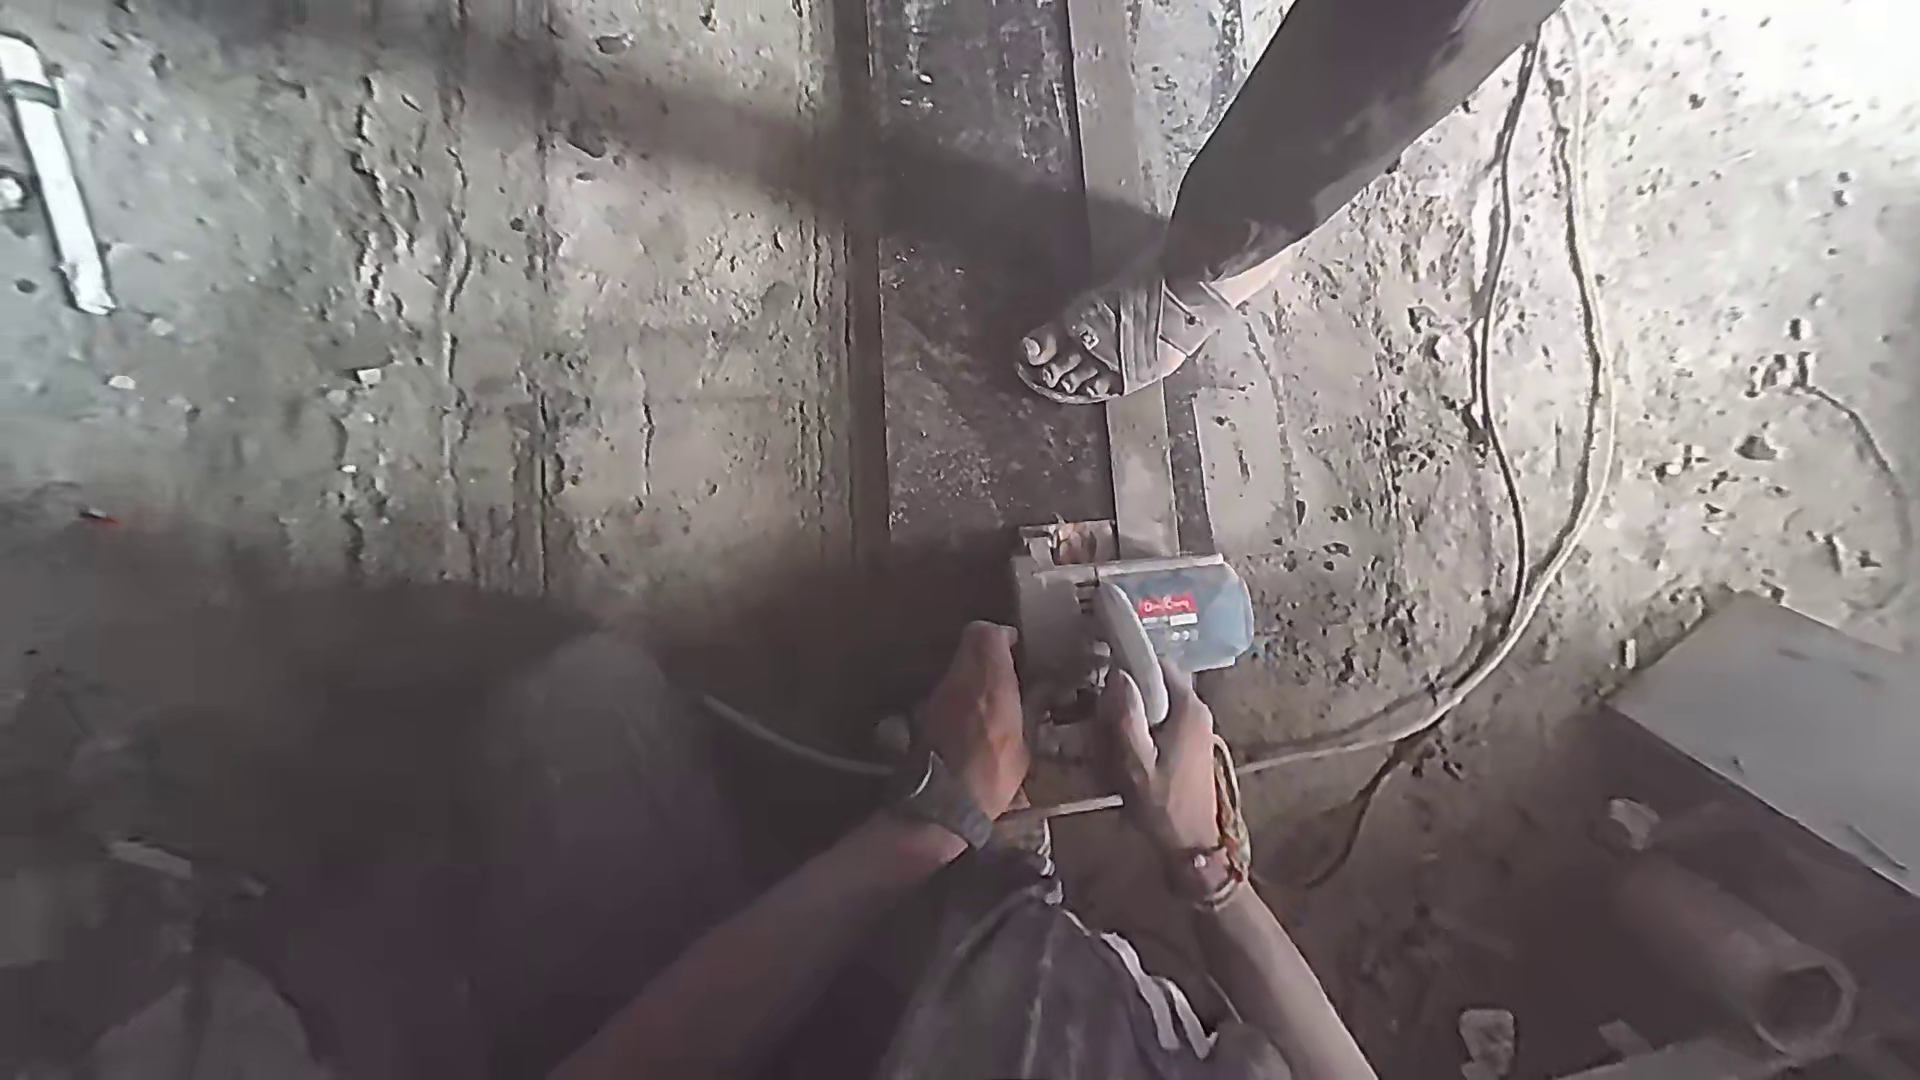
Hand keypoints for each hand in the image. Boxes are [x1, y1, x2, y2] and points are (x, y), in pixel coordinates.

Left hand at [921, 622, 1030, 818]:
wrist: (944, 800)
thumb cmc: (993, 772)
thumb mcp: (1026, 743)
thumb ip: (1033, 708)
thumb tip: (1044, 688)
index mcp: (990, 679)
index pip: (987, 632)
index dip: (1002, 635)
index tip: (1016, 647)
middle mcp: (961, 676)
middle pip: (970, 640)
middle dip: (989, 648)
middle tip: (1007, 666)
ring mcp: (940, 690)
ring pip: (958, 662)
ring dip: (975, 668)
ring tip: (993, 692)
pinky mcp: (926, 708)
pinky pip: (949, 684)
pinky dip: (962, 688)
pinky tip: (974, 712)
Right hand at [1097, 659, 1217, 854]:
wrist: (1193, 846)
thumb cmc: (1163, 804)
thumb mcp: (1136, 761)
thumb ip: (1127, 716)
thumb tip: (1118, 674)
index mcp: (1189, 708)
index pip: (1159, 663)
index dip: (1130, 662)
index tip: (1103, 671)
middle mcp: (1199, 710)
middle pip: (1159, 680)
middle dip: (1130, 686)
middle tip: (1102, 702)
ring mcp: (1199, 726)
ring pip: (1161, 699)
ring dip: (1136, 705)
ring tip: (1109, 721)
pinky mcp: (1193, 742)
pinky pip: (1165, 716)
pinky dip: (1146, 720)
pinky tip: (1127, 739)